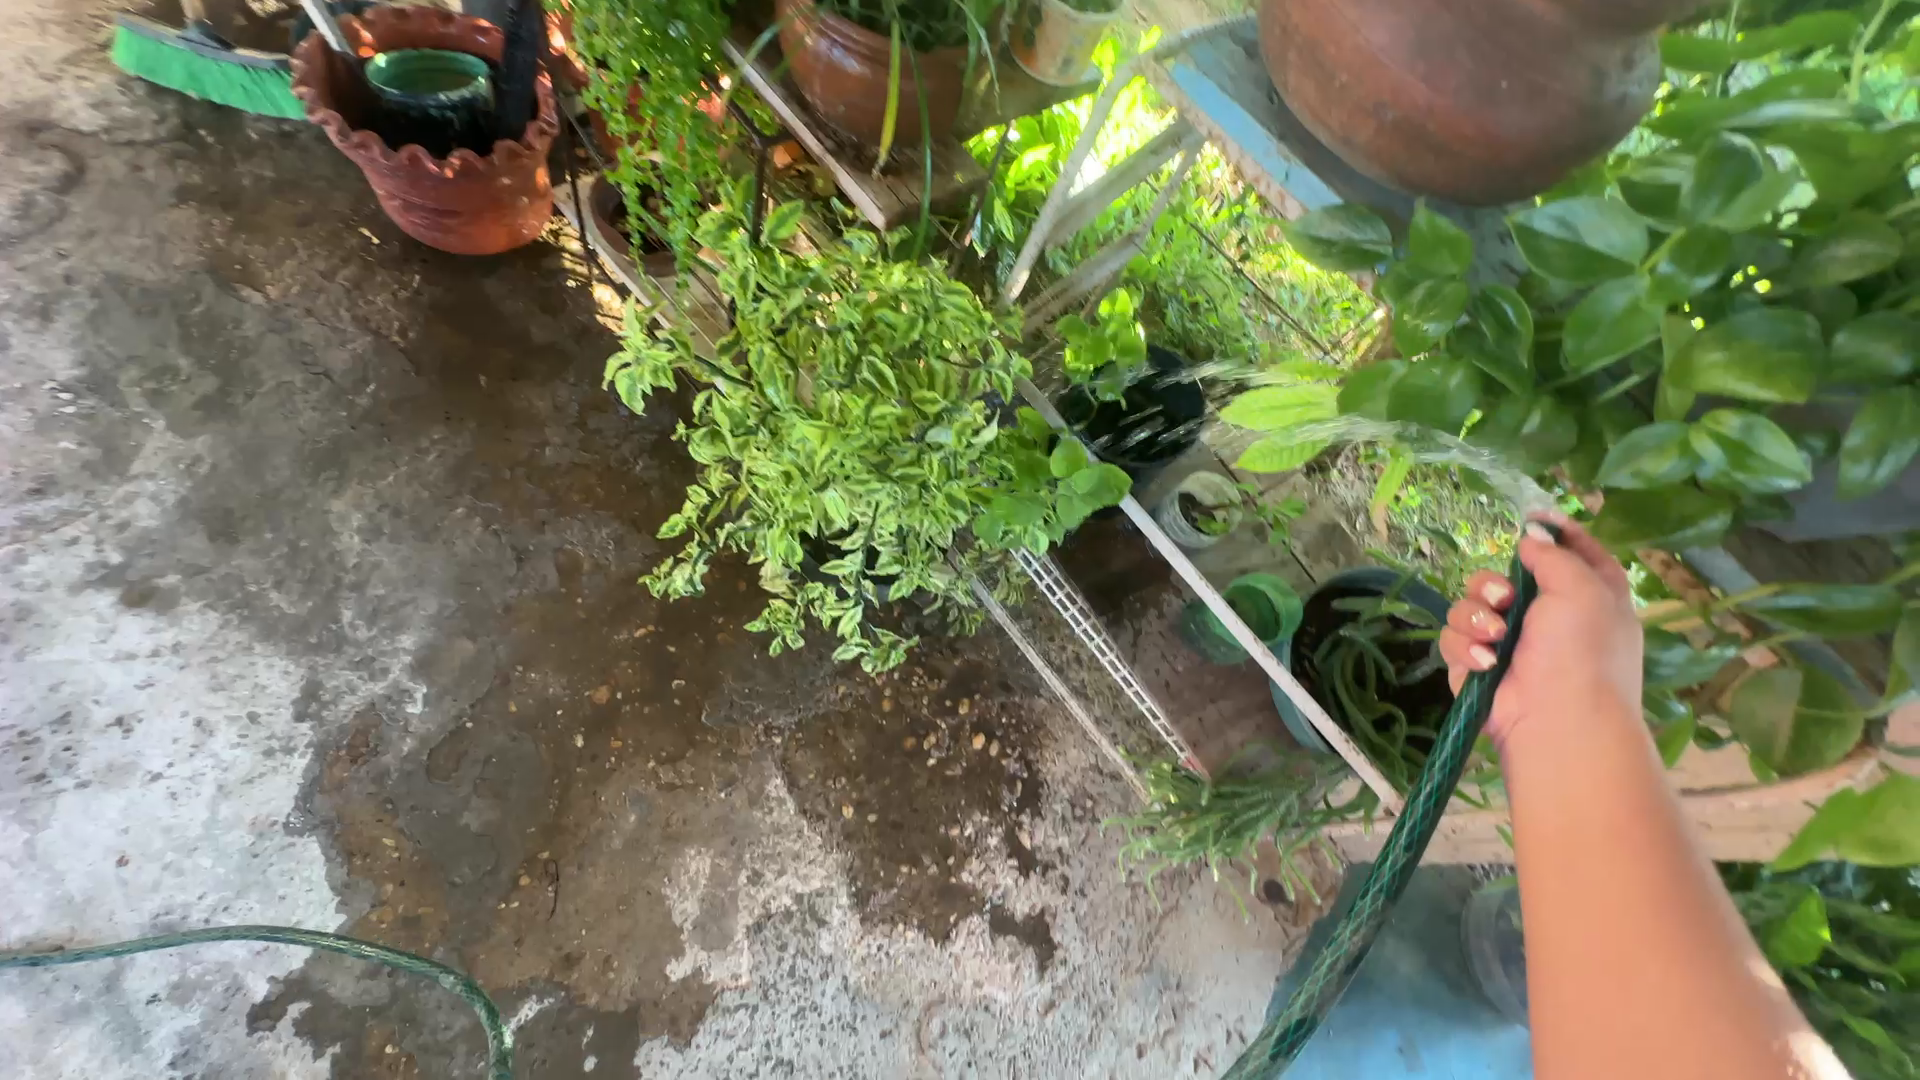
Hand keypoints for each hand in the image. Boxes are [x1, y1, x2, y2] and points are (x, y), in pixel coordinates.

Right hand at [1439, 514, 1643, 748]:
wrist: (1555, 715)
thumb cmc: (1581, 651)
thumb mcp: (1581, 589)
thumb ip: (1554, 555)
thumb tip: (1531, 537)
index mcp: (1584, 594)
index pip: (1570, 552)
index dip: (1551, 533)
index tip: (1530, 518)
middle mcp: (1543, 614)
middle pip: (1500, 577)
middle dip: (1492, 585)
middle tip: (1503, 598)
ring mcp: (1505, 640)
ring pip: (1467, 605)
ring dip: (1476, 617)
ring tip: (1494, 637)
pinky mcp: (1474, 661)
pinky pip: (1453, 637)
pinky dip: (1467, 647)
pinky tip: (1486, 662)